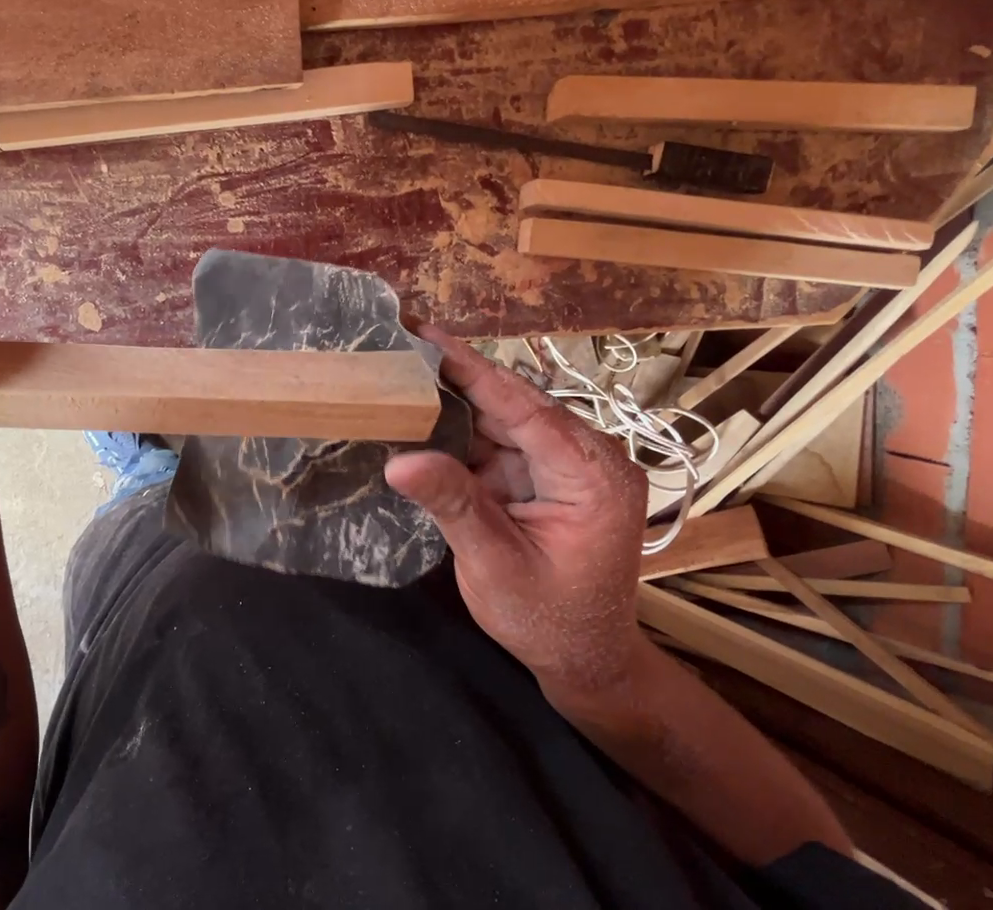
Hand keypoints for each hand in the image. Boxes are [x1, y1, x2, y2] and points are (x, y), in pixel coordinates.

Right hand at [384, 327, 648, 697]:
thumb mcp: (496, 564)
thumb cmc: (549, 620)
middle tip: (402, 345)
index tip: (426, 334)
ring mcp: (570, 467)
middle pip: (515, 405)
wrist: (586, 660)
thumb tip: (398, 459)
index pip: (526, 408)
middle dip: (458, 377)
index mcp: (594, 476)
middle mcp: (589, 459)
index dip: (472, 369)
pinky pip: (502, 444)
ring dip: (456, 403)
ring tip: (403, 372)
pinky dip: (462, 434)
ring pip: (505, 421)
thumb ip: (454, 505)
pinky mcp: (549, 478)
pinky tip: (423, 416)